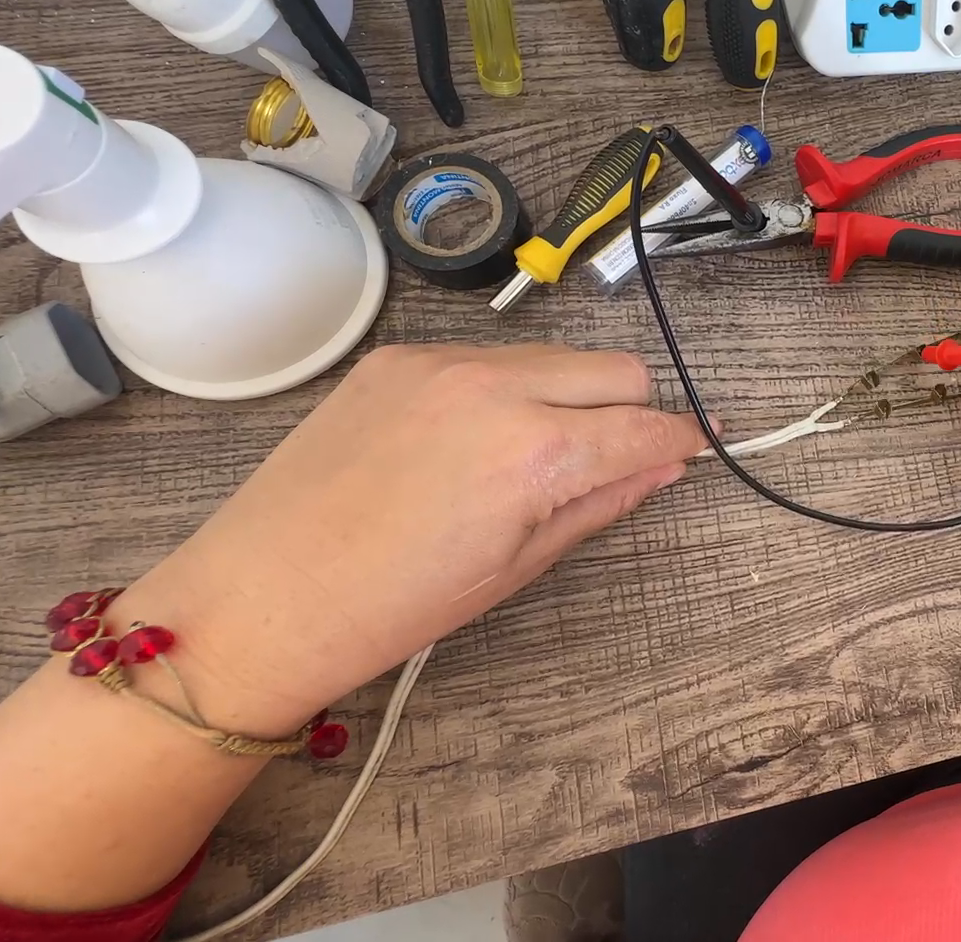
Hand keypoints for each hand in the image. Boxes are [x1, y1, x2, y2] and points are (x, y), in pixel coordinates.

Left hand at [113, 344, 708, 735]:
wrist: (258, 600)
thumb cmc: (401, 605)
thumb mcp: (524, 562)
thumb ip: (607, 500)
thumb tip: (667, 465)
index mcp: (534, 453)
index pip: (647, 427)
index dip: (686, 437)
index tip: (702, 443)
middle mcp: (497, 386)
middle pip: (619, 369)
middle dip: (637, 410)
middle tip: (619, 455)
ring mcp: (444, 361)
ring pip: (561, 356)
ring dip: (577, 394)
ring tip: (542, 448)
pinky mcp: (401, 356)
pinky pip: (497, 355)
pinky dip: (517, 387)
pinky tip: (480, 435)